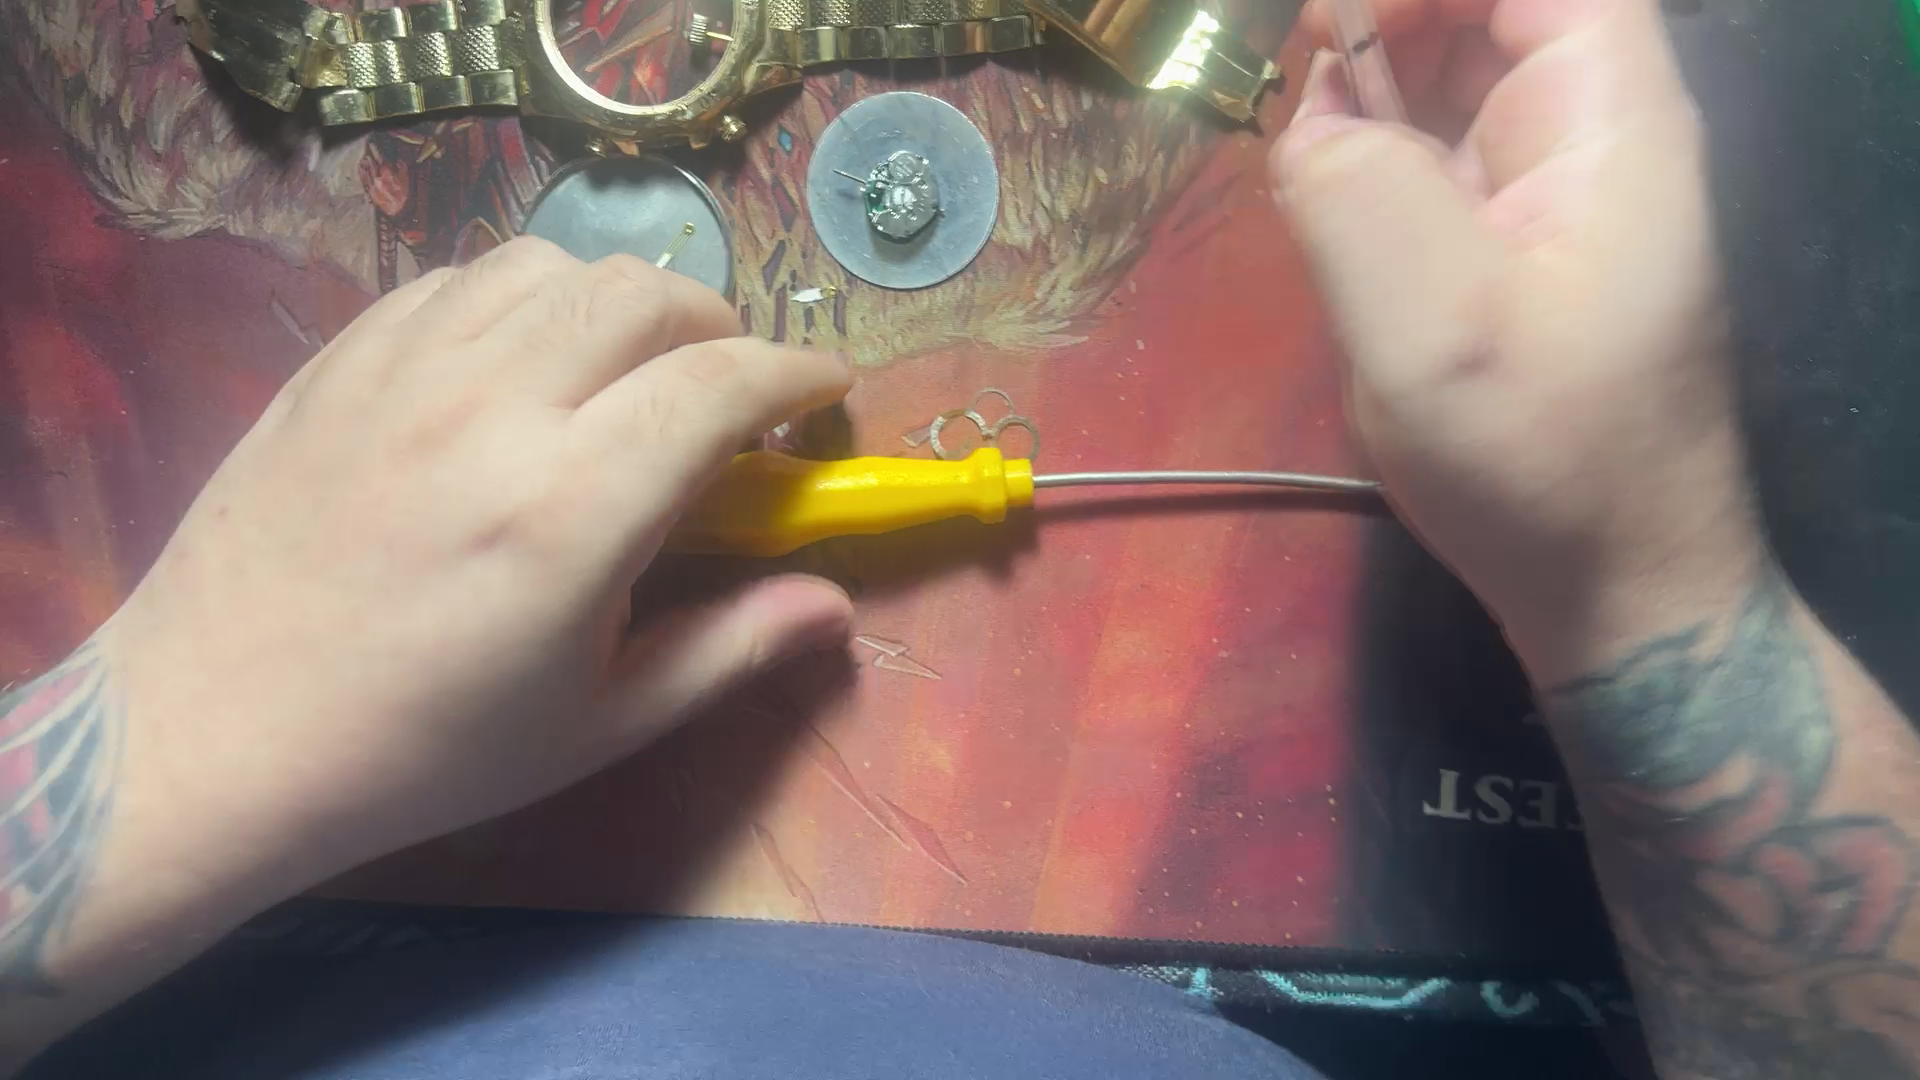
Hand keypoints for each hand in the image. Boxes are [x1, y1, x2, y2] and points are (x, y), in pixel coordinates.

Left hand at [106, 237, 853, 918]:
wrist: (202, 742)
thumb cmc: (431, 749)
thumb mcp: (608, 721)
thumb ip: (734, 649)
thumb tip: (838, 606)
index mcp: (566, 512)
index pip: (715, 386)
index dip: (795, 373)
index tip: (829, 386)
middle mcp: (488, 413)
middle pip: (645, 296)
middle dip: (723, 329)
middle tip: (735, 395)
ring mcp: (403, 372)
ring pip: (559, 268)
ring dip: (634, 308)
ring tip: (640, 375)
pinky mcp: (342, 360)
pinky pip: (470, 279)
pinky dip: (543, 303)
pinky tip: (540, 367)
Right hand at [1271, 0, 1763, 676]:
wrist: (1596, 567)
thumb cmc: (1536, 453)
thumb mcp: (1434, 329)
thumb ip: (1359, 203)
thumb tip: (1300, 124)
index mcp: (1601, 119)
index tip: (1321, 25)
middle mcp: (1572, 141)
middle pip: (1480, 20)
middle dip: (1381, 30)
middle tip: (1294, 78)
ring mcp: (1525, 207)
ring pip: (1439, 98)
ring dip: (1362, 97)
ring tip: (1297, 138)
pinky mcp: (1483, 263)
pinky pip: (1415, 177)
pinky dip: (1359, 166)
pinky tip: (1321, 194)